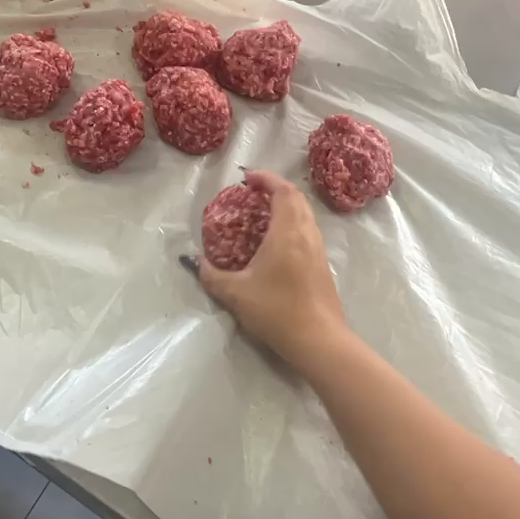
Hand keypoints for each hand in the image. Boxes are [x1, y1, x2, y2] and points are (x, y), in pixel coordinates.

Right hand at [196, 171, 350, 368]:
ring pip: (305, 215)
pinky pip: (308, 231)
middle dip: (275, 189)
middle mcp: (307, 234)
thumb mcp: (236, 294)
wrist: (319, 340)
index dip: (266, 179)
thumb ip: (212, 276)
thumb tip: (197, 264)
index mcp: (287, 231)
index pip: (283, 191)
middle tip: (253, 194)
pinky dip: (292, 224)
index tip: (247, 178)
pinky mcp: (323, 266)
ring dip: (286, 207)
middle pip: (297, 198)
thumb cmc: (277, 310)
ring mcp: (318, 250)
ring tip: (263, 215)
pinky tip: (277, 244)